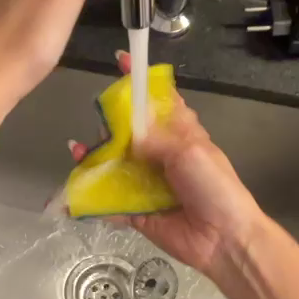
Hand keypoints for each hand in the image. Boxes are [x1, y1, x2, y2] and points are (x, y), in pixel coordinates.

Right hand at [70, 54, 271, 278]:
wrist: (223, 238)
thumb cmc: (215, 188)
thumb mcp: (189, 152)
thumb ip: (156, 139)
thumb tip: (127, 134)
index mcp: (180, 134)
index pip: (158, 100)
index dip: (140, 81)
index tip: (121, 61)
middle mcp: (160, 155)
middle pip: (127, 133)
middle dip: (108, 125)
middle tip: (97, 122)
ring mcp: (146, 184)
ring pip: (113, 166)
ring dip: (93, 159)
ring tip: (78, 153)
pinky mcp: (136, 212)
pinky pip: (109, 204)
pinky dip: (91, 201)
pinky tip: (74, 196)